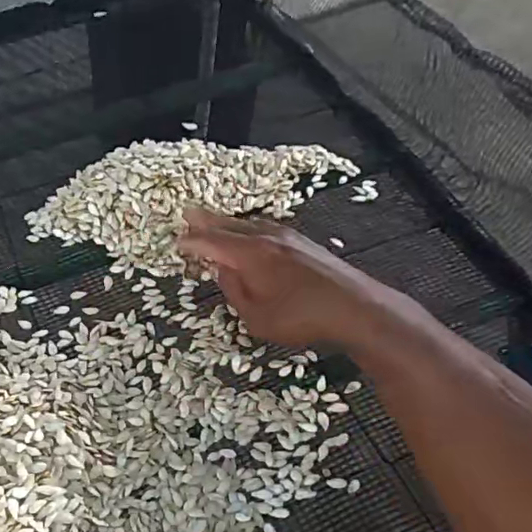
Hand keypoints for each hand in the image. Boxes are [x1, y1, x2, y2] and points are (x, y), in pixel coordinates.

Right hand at [178, 208, 411, 349]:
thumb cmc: (301, 318)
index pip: (213, 243)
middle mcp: (267, 238)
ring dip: (229, 223)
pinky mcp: (303, 244)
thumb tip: (224, 272)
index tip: (178, 242)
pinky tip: (251, 234)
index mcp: (250, 254)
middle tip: (188, 214)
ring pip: (250, 225)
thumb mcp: (256, 318)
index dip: (193, 243)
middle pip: (230, 226)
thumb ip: (235, 293)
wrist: (353, 306)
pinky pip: (266, 229)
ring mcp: (288, 237)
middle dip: (207, 221)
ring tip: (215, 222)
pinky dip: (249, 229)